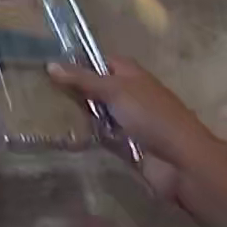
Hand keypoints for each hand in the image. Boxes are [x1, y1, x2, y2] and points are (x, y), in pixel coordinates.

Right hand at [48, 56, 226, 201]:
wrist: (186, 166)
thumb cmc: (152, 117)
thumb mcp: (113, 90)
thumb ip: (81, 78)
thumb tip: (49, 63)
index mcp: (131, 74)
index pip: (98, 60)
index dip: (76, 61)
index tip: (49, 64)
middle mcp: (130, 94)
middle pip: (95, 86)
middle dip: (72, 87)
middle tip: (40, 86)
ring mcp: (129, 121)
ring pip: (96, 111)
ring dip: (77, 111)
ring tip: (44, 107)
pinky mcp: (127, 145)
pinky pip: (100, 134)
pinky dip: (86, 133)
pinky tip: (62, 130)